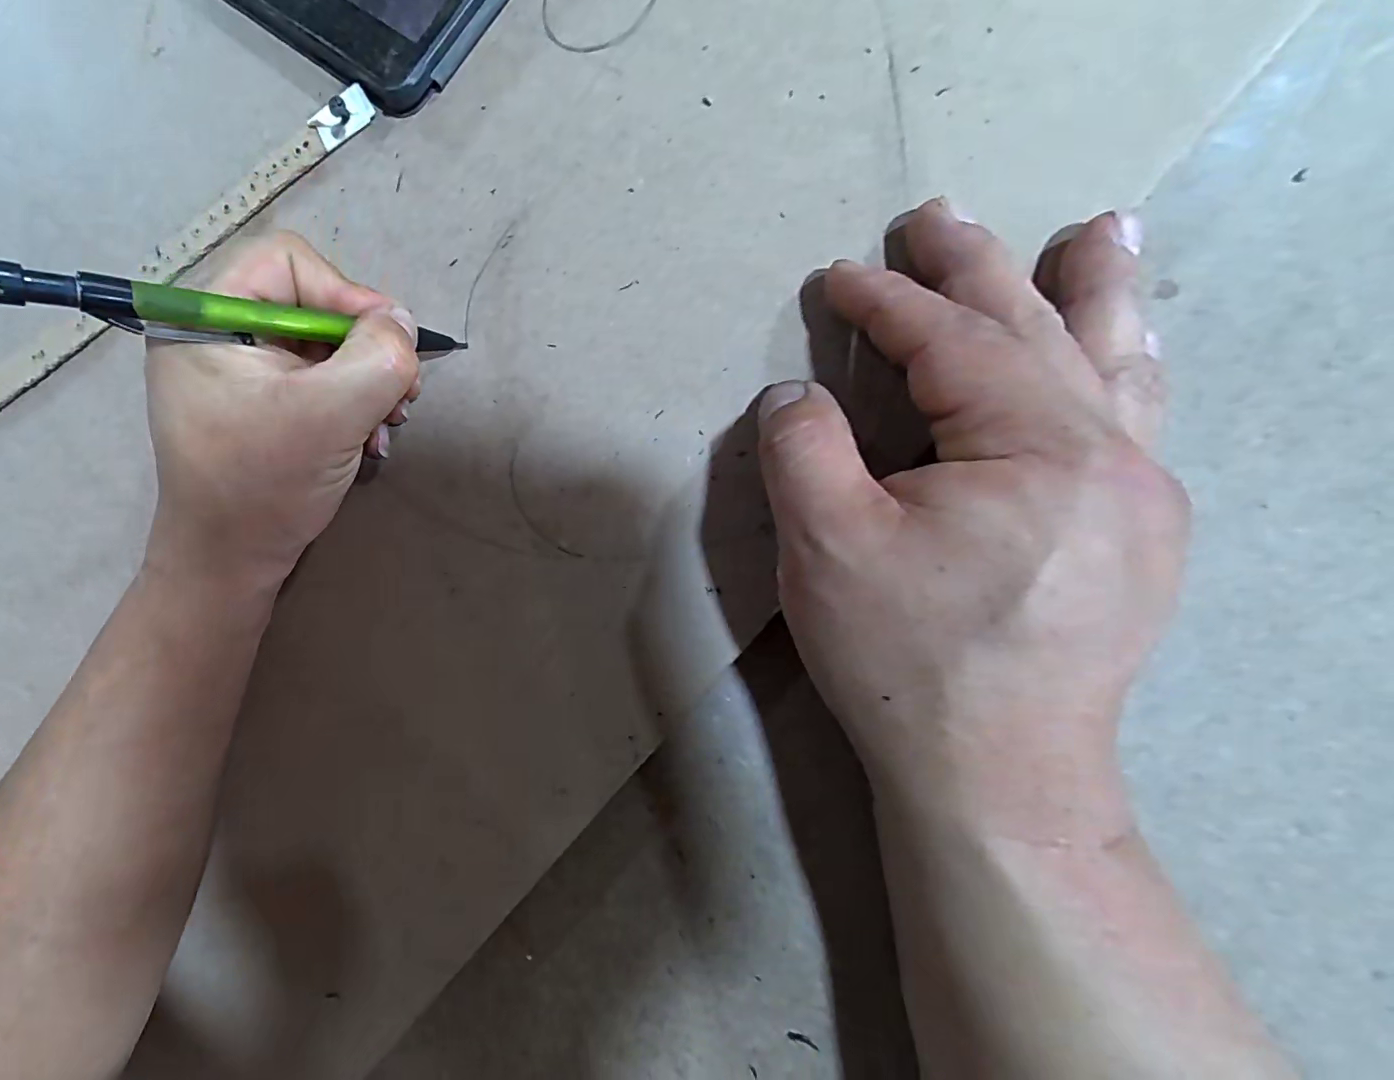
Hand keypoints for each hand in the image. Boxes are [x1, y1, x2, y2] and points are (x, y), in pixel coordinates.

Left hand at [142, 232, 420, 591]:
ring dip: (368, 385)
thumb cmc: (263, 488)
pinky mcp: (261, 407)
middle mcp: (219, 336)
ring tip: (387, 426)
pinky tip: (368, 442)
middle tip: (401, 396)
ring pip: (324, 349)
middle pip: (313, 306)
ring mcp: (241, 374)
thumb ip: (378, 357)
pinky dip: (352, 408)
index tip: (387, 343)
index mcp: (206, 319)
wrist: (229, 565)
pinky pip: (318, 383)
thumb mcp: (330, 415)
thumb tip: (402, 323)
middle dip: (365, 351)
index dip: (346, 293)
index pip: (288, 262)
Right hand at [756, 199, 1186, 841]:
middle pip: (1036, 333)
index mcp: (1035, 448)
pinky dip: (1121, 363)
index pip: (951, 345)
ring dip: (1092, 292)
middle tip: (938, 215)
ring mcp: (1138, 495)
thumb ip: (802, 450)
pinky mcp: (1134, 536)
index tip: (836, 276)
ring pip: (1112, 366)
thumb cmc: (902, 653)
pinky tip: (1126, 346)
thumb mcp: (825, 544)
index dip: (885, 303)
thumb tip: (794, 392)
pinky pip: (1133, 419)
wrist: (994, 767)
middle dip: (978, 268)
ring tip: (1097, 232)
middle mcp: (1111, 454)